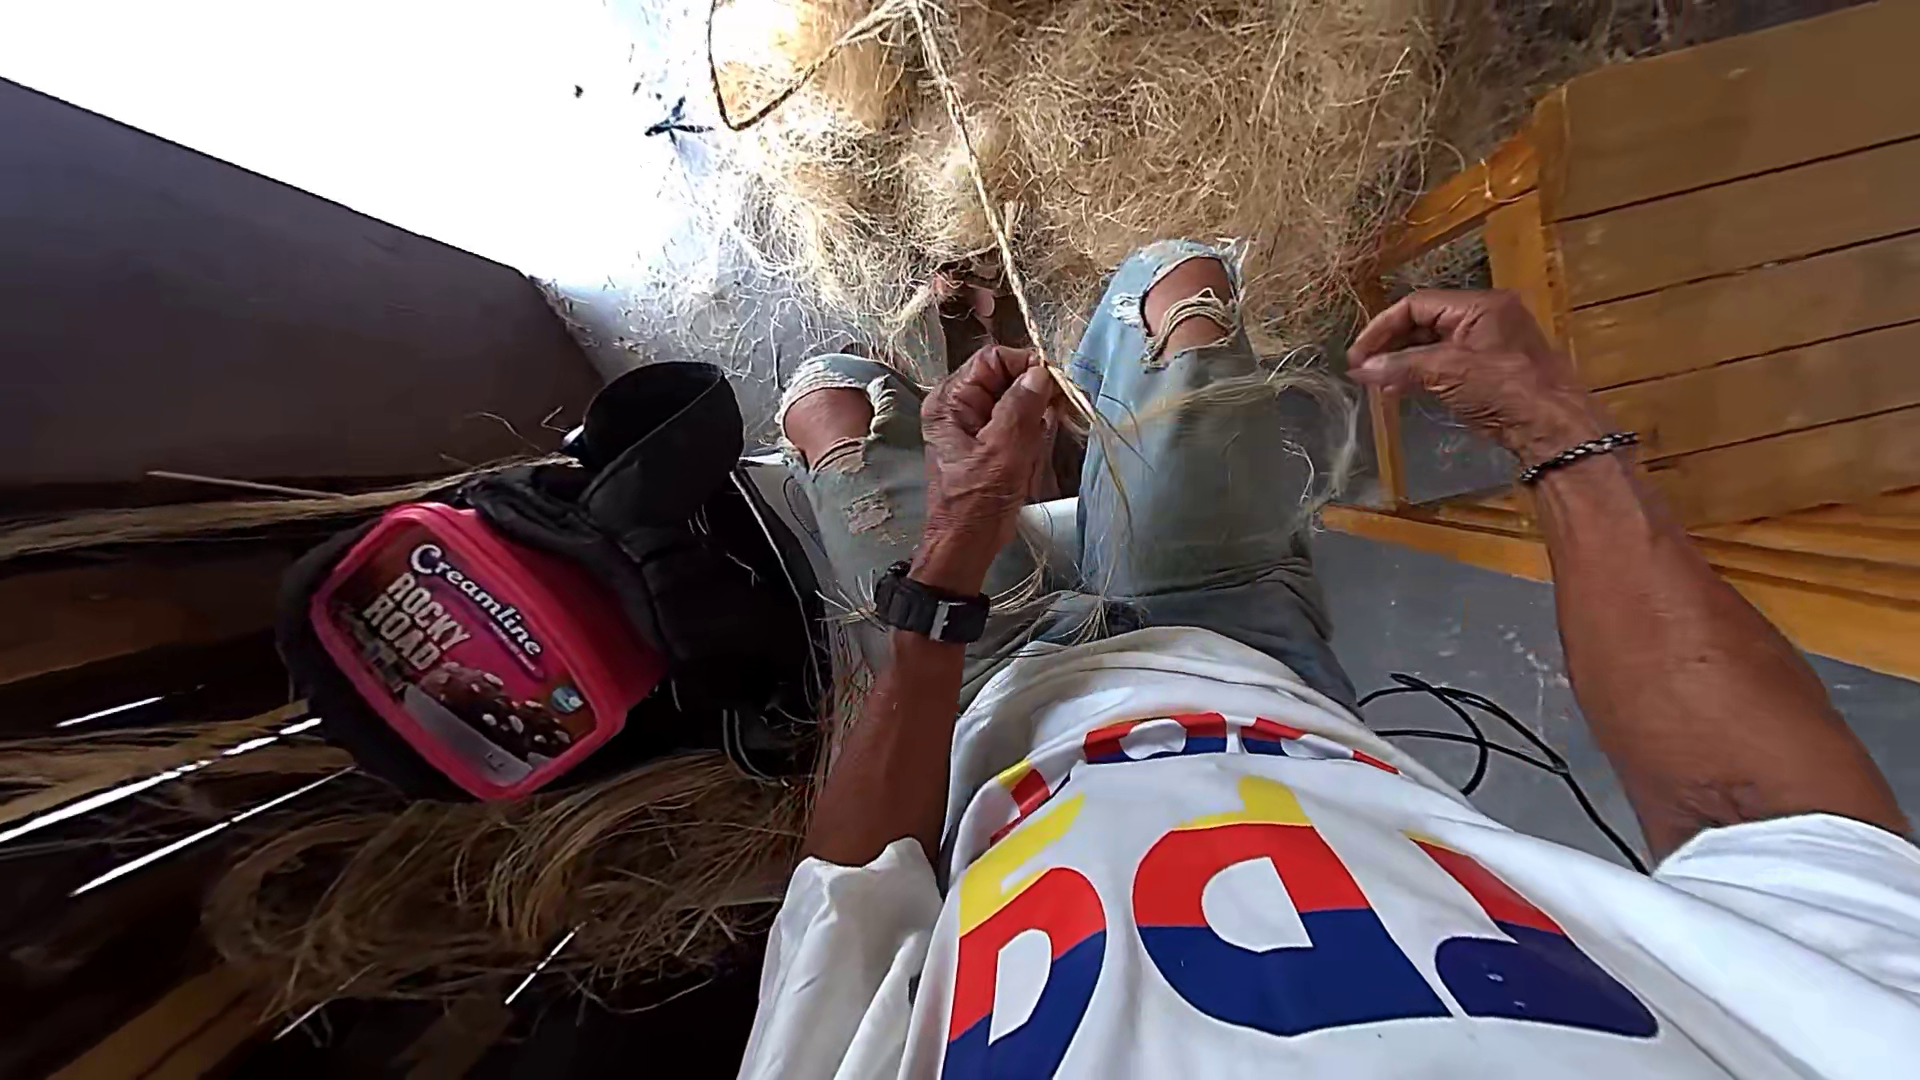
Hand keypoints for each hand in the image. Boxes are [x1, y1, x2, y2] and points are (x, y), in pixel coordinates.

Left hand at [916, 346, 1058, 594]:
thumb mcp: (1002, 450)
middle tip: (1061, 407)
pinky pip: (1016, 423)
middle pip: (1005, 378)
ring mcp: (974, 425)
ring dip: (1036, 412)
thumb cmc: (978, 500)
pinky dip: (1032, 430)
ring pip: (1015, 400)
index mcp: (950, 401)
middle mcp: (959, 407)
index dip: (1025, 364)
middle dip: (1035, 390)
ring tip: (1047, 431)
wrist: (967, 543)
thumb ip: (1021, 406)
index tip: (1054, 384)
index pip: (992, 359)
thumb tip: (1041, 372)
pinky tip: (1038, 445)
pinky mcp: (990, 443)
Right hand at [1348, 290, 1607, 465]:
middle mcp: (1480, 318)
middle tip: (1361, 369)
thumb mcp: (1445, 371)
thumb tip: (1360, 370)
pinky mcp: (1478, 368)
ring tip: (1373, 380)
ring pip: (1425, 343)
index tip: (1358, 356)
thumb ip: (1399, 366)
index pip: (1415, 305)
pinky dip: (1411, 372)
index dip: (1380, 328)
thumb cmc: (1502, 388)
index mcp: (1479, 306)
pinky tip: (1393, 388)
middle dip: (1386, 345)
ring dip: (1396, 361)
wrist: (1546, 424)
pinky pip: (1435, 362)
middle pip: (1419, 322)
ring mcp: (1480, 344)